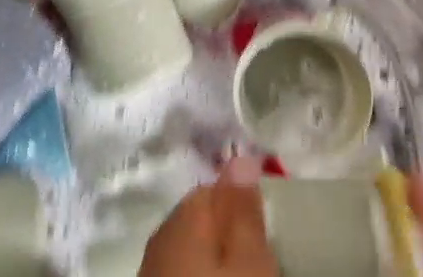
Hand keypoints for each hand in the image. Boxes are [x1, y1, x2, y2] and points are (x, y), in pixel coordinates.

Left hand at [140, 156, 279, 276]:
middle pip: (201, 219)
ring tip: (248, 272)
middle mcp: (161, 238)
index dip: (243, 199)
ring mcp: (152, 271)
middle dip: (230, 229)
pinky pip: (182, 273)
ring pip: (191, 250)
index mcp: (182, 218)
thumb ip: (243, 210)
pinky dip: (204, 274)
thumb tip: (241, 157)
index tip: (270, 219)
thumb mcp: (249, 261)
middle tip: (264, 250)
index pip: (214, 187)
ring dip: (217, 257)